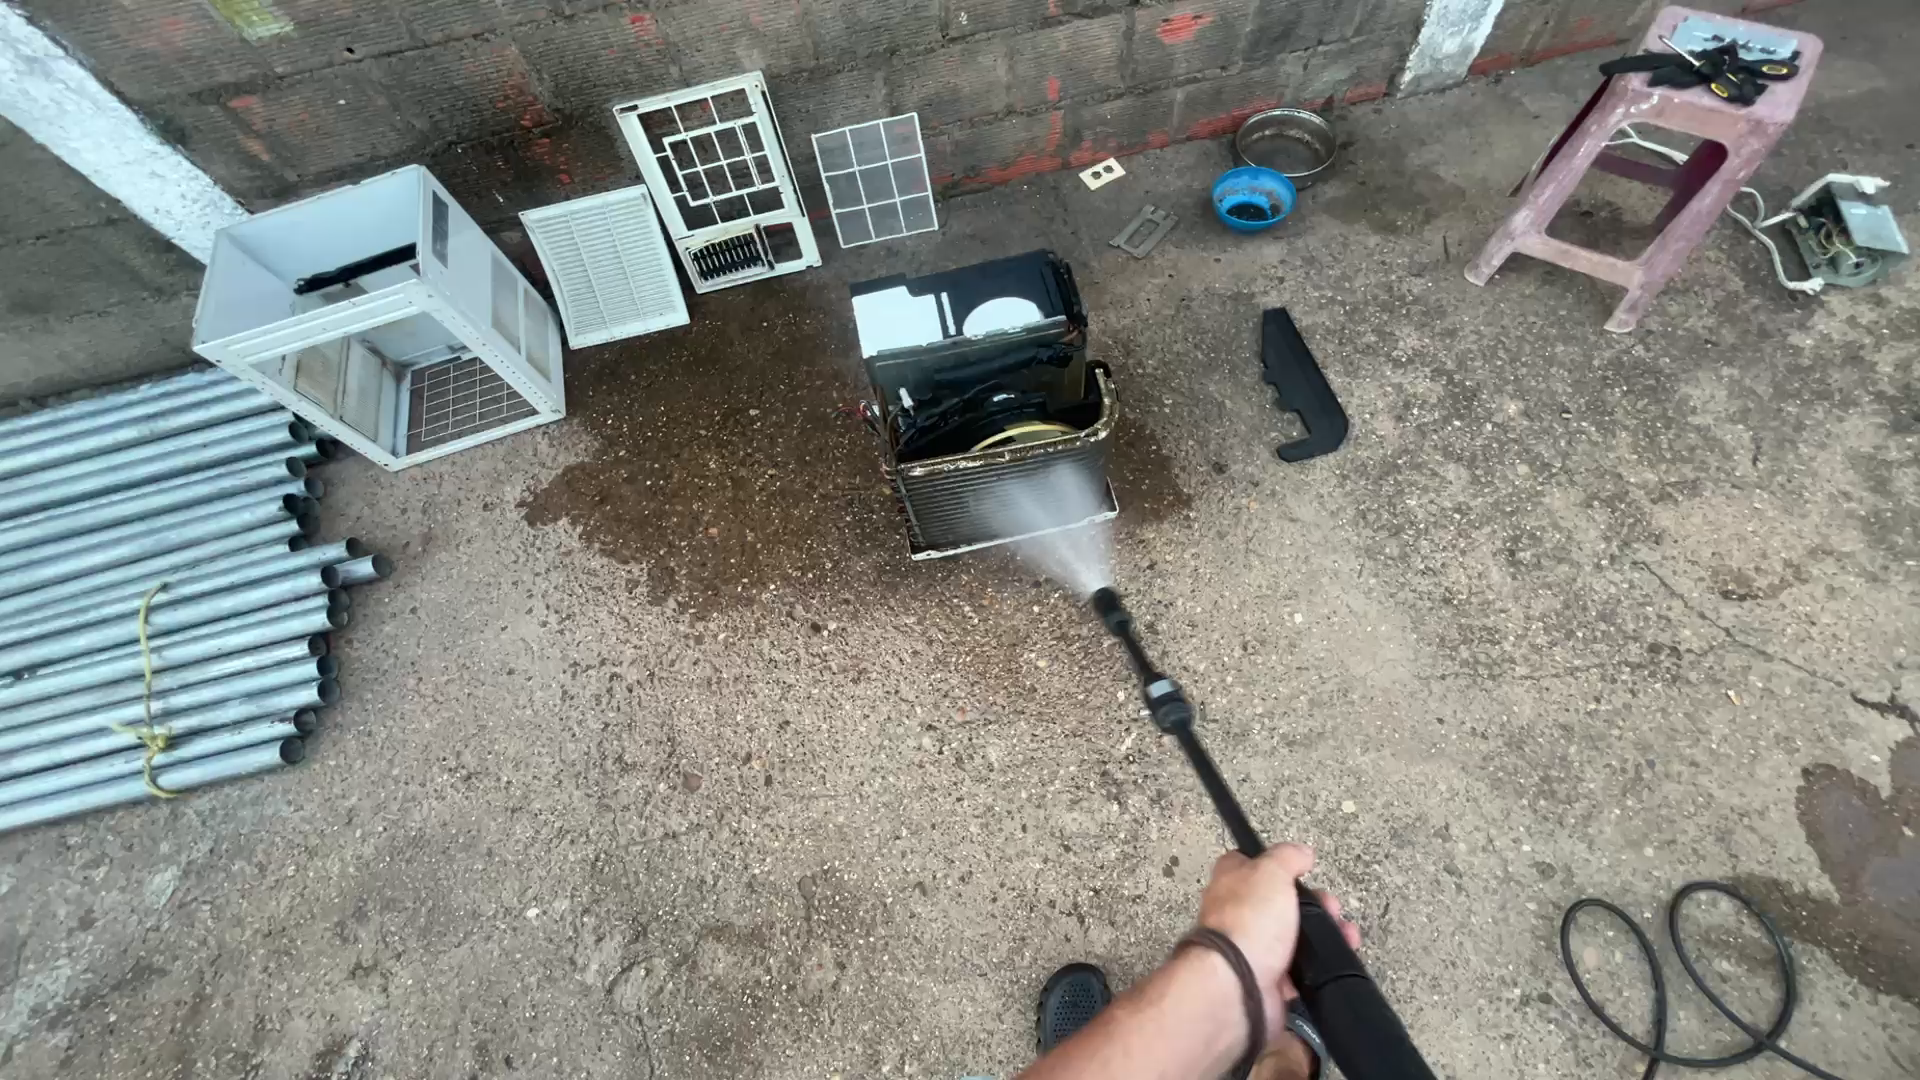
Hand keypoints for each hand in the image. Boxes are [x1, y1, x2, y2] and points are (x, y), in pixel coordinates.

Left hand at [1195, 844, 1361, 1049]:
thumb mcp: (1271, 873)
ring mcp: (1253, 945)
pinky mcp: (1268, 977)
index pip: (1253, 862)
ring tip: (1345, 935)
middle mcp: (1239, 910)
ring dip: (1322, 935)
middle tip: (1331, 907)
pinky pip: (1298, 970)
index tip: (1304, 870)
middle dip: (1313, 904)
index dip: (1280, 865)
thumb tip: (1301, 850)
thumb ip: (1287, 857)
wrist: (1241, 983)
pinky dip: (1318, 967)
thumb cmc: (1246, 923)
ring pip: (1293, 935)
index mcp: (1232, 879)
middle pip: (1280, 901)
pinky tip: (1331, 963)